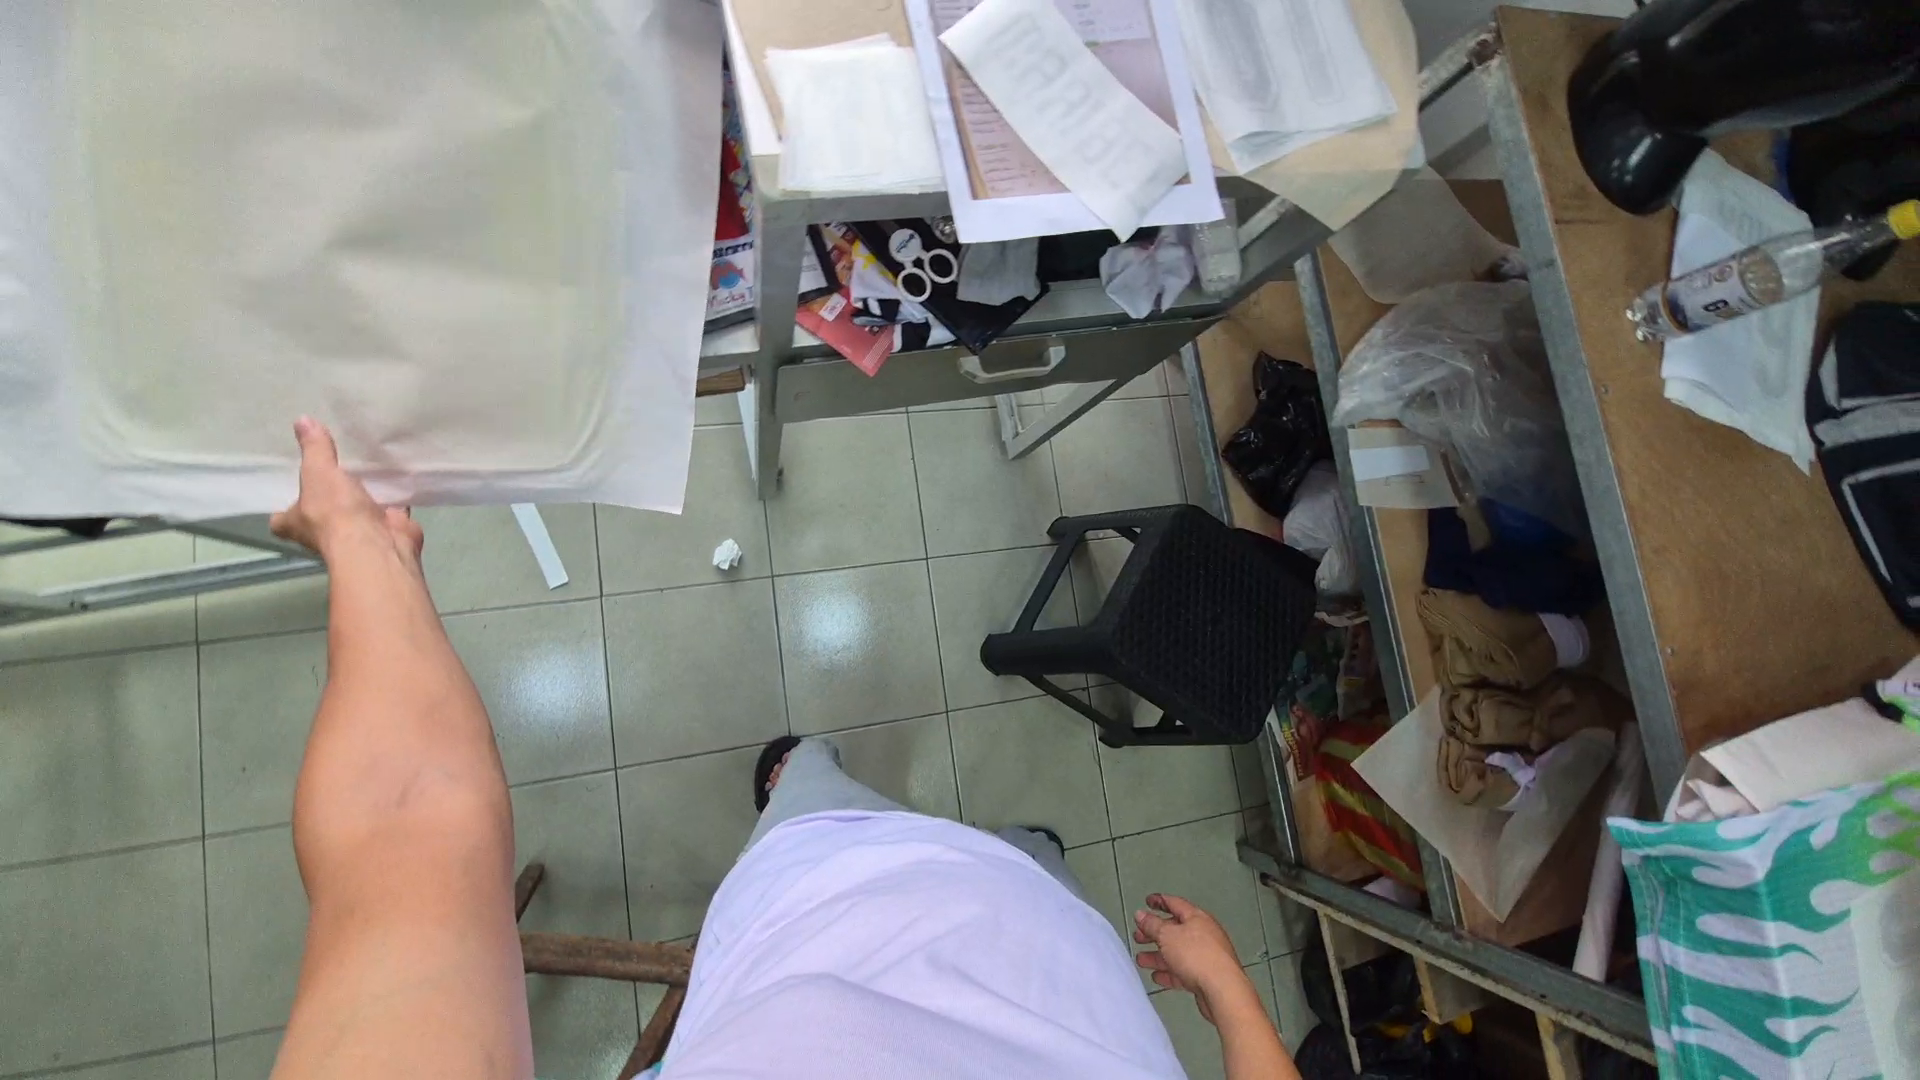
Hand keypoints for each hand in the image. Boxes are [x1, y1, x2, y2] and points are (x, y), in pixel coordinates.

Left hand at [270, 417, 423, 564]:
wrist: (378, 543)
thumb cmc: (335, 513)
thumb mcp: (319, 473)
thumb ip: (315, 449)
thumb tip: (302, 419)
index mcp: (295, 524)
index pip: (282, 516)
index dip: (286, 504)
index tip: (294, 488)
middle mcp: (322, 533)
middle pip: (322, 512)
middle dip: (329, 498)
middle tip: (335, 471)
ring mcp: (357, 533)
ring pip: (357, 510)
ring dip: (364, 497)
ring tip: (369, 469)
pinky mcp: (387, 530)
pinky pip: (389, 509)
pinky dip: (394, 499)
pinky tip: (398, 480)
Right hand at [1133, 893, 1254, 1023]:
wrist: (1223, 992)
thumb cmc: (1196, 956)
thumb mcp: (1167, 935)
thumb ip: (1151, 924)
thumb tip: (1141, 914)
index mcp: (1197, 918)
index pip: (1175, 904)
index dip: (1159, 901)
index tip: (1147, 901)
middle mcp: (1204, 934)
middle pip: (1175, 930)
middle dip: (1155, 934)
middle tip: (1139, 936)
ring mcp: (1207, 957)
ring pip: (1178, 953)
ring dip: (1158, 956)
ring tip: (1141, 960)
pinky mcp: (1207, 978)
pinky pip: (1184, 971)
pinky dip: (1170, 973)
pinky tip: (1157, 977)